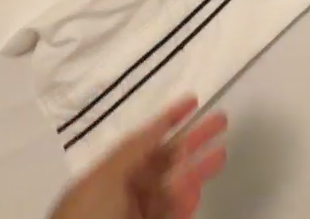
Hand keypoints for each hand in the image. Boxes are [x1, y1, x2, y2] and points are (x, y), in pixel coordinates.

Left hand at [49, 96, 227, 218]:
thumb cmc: (87, 217)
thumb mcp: (104, 178)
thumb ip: (134, 149)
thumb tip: (161, 124)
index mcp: (107, 177)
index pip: (142, 142)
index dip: (167, 120)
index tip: (194, 101)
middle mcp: (124, 194)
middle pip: (165, 161)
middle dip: (193, 140)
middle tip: (221, 120)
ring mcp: (139, 214)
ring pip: (173, 187)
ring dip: (197, 169)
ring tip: (221, 153)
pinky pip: (174, 212)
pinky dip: (186, 202)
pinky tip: (197, 192)